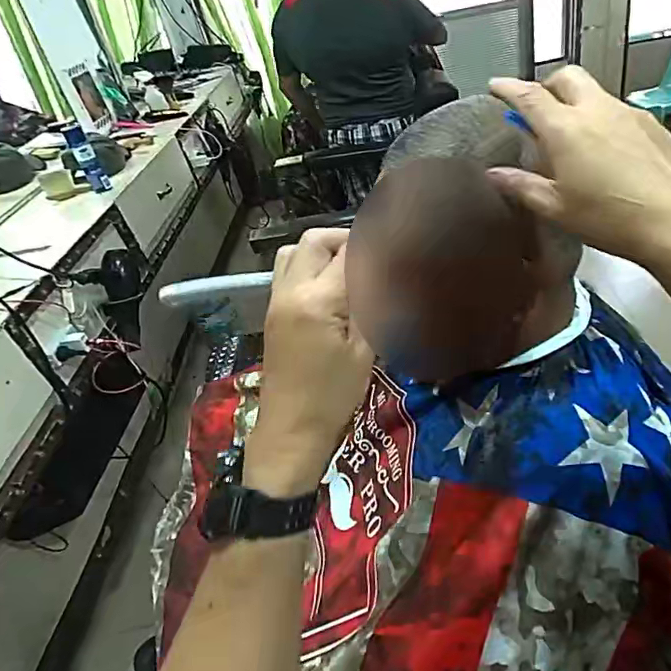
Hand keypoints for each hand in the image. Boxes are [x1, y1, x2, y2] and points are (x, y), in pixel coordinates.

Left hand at [245, 229, 373, 497]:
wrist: (292, 429)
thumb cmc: (334, 394)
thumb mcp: (365, 350)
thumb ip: (373, 305)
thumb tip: (388, 272)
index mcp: (317, 300)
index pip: (347, 252)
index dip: (374, 246)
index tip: (397, 249)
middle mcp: (291, 290)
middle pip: (315, 240)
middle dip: (345, 240)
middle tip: (372, 258)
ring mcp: (276, 300)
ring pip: (294, 251)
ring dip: (322, 251)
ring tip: (349, 271)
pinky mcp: (273, 312)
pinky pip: (287, 272)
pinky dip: (309, 267)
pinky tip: (332, 290)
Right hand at [487, 67, 670, 270]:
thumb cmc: (612, 219)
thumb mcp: (557, 208)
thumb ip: (522, 186)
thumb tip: (496, 175)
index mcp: (564, 128)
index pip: (528, 95)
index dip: (508, 88)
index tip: (497, 86)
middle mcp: (596, 109)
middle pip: (565, 77)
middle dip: (547, 85)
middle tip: (538, 110)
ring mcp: (628, 113)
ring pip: (595, 92)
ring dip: (577, 103)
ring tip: (573, 137)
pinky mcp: (652, 125)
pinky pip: (619, 111)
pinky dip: (604, 119)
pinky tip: (608, 150)